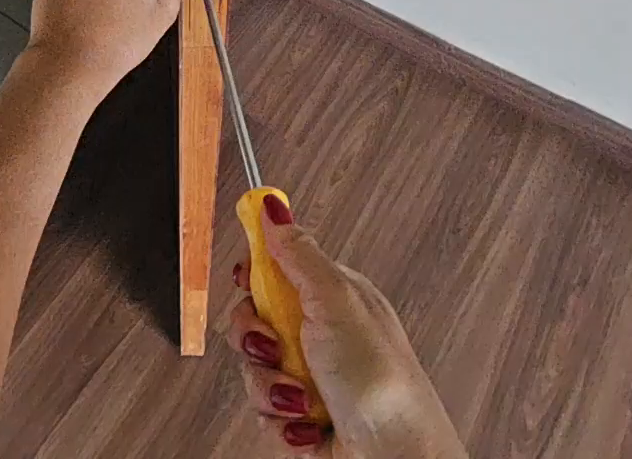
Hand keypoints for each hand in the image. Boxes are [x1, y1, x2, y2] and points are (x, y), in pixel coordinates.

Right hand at [226, 206, 466, 457]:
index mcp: (329, 294)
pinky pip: (261, 408)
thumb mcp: (336, 301)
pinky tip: (306, 423)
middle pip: (252, 314)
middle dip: (253, 335)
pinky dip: (280, 421)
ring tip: (300, 396)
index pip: (275, 263)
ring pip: (252, 365)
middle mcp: (316, 331)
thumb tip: (273, 207)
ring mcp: (307, 373)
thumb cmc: (385, 384)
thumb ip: (299, 253)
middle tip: (274, 344)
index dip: (253, 270)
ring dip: (269, 385)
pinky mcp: (297, 415)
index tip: (246, 278)